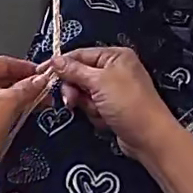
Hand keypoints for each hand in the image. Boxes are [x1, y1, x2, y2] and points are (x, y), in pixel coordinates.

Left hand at [0, 57, 51, 181]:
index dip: (30, 69)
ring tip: (39, 105)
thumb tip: (42, 79)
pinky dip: (10, 111)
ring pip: (1, 94)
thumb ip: (30, 87)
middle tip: (46, 93)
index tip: (47, 76)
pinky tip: (23, 117)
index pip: (7, 61)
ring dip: (21, 100)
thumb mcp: (10, 102)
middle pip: (4, 77)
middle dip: (27, 86)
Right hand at [53, 47, 179, 155]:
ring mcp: (114, 89)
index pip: (80, 54)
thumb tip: (55, 60)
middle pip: (80, 74)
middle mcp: (115, 69)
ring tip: (98, 111)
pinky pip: (93, 106)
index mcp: (115, 55)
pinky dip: (95, 113)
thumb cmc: (129, 104)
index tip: (43, 73)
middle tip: (74, 100)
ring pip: (84, 93)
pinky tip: (105, 119)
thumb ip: (74, 70)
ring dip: (87, 104)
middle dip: (76, 89)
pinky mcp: (113, 107)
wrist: (149, 138)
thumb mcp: (98, 82)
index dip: (62, 64)